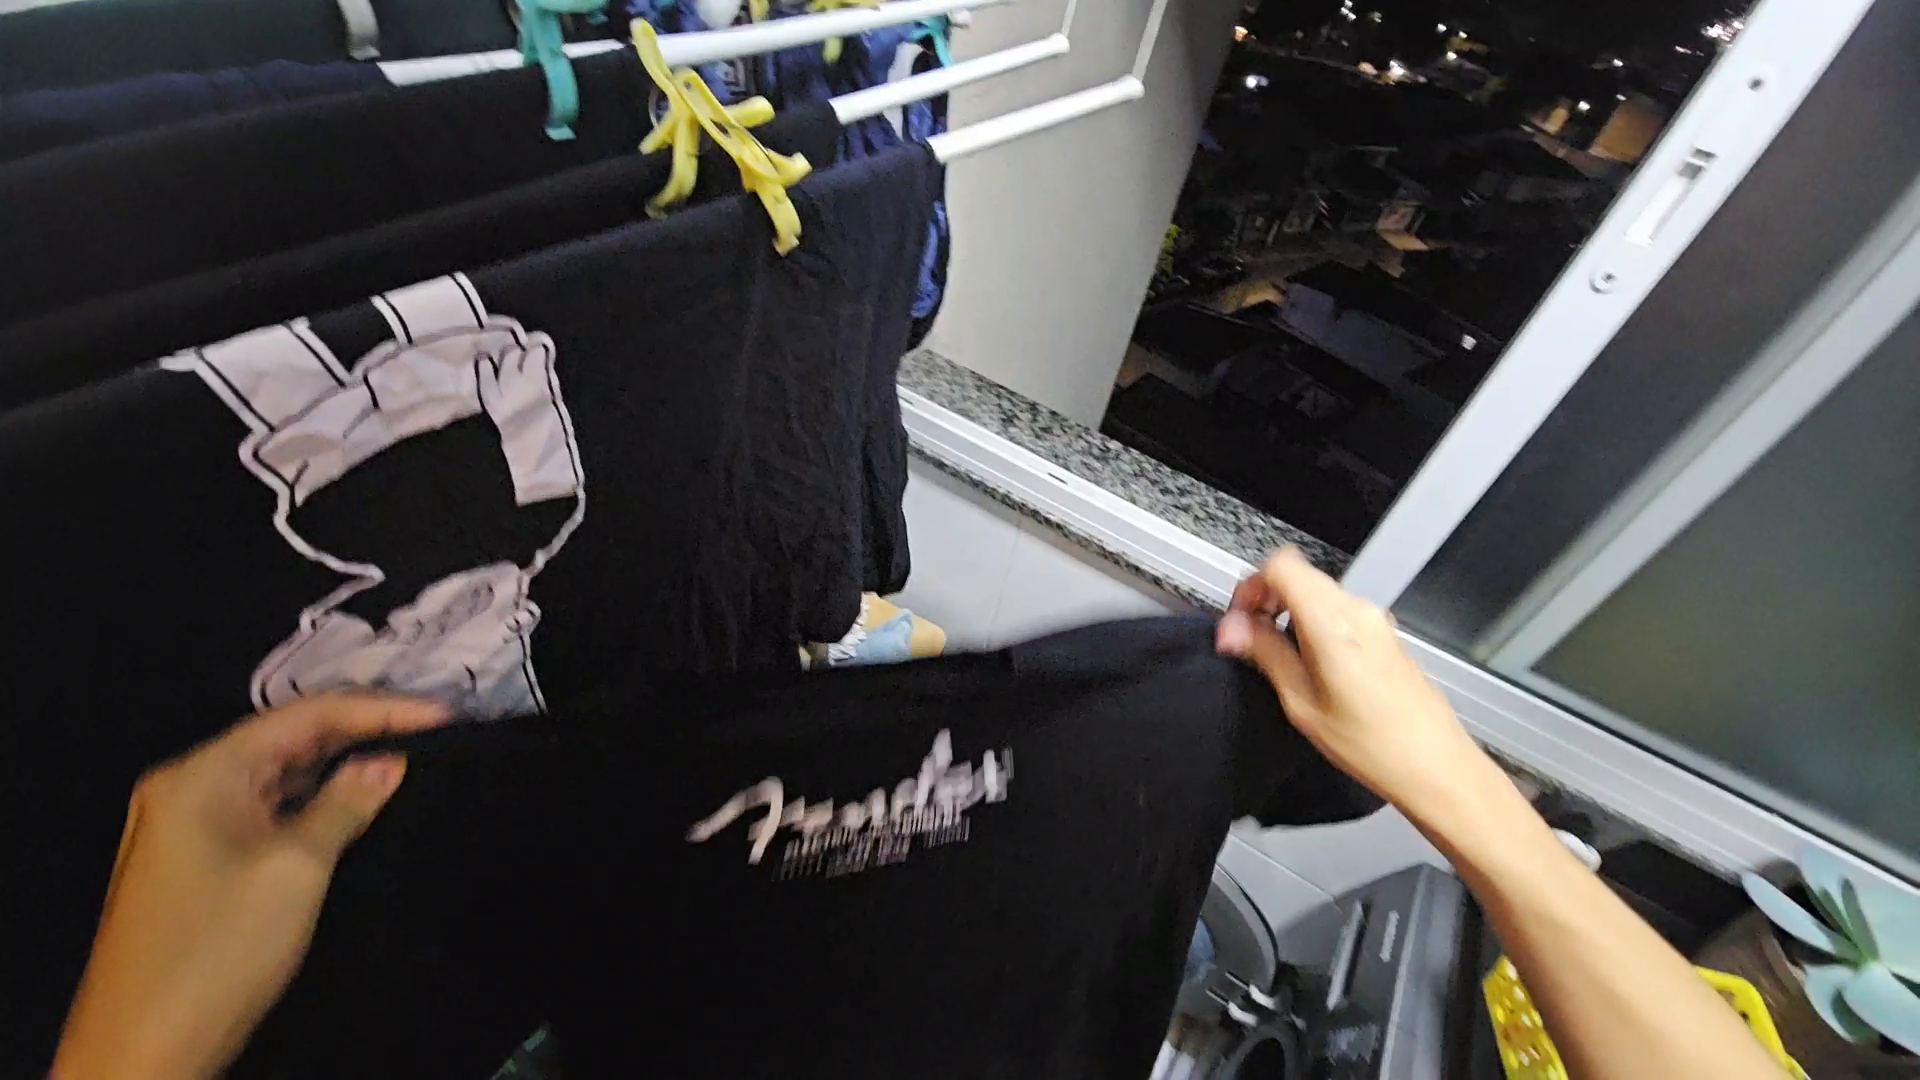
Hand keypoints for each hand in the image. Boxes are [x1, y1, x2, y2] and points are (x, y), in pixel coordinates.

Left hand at [53, 694, 447, 1079]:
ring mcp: (194, 820)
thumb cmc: (219, 947)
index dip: (381, 708)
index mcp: (203, 776)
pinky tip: (363, 787)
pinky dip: (323, 788)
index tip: (445, 715)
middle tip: (436, 726)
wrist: (142, 1054)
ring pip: (287, 766)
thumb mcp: (297, 866)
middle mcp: (192, 785)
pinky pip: (276, 798)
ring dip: (347, 756)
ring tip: (411, 746)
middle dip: (366, 725)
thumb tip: (390, 760)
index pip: (307, 715)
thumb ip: (348, 801)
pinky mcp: (207, 851)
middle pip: (293, 734)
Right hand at [1215, 548, 1498, 818]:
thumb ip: (1265, 653)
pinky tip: (1308, 662)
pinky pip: (1336, 610)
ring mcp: (1375, 620)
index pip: (1280, 566)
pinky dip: (1310, 621)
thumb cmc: (1371, 744)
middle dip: (1265, 599)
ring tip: (1276, 655)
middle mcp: (1357, 610)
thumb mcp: (1301, 702)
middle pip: (1296, 575)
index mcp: (1333, 623)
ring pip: (1315, 591)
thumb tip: (1232, 627)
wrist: (1438, 768)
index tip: (1240, 622)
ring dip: (1287, 611)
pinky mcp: (1384, 634)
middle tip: (1249, 639)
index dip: (1250, 587)